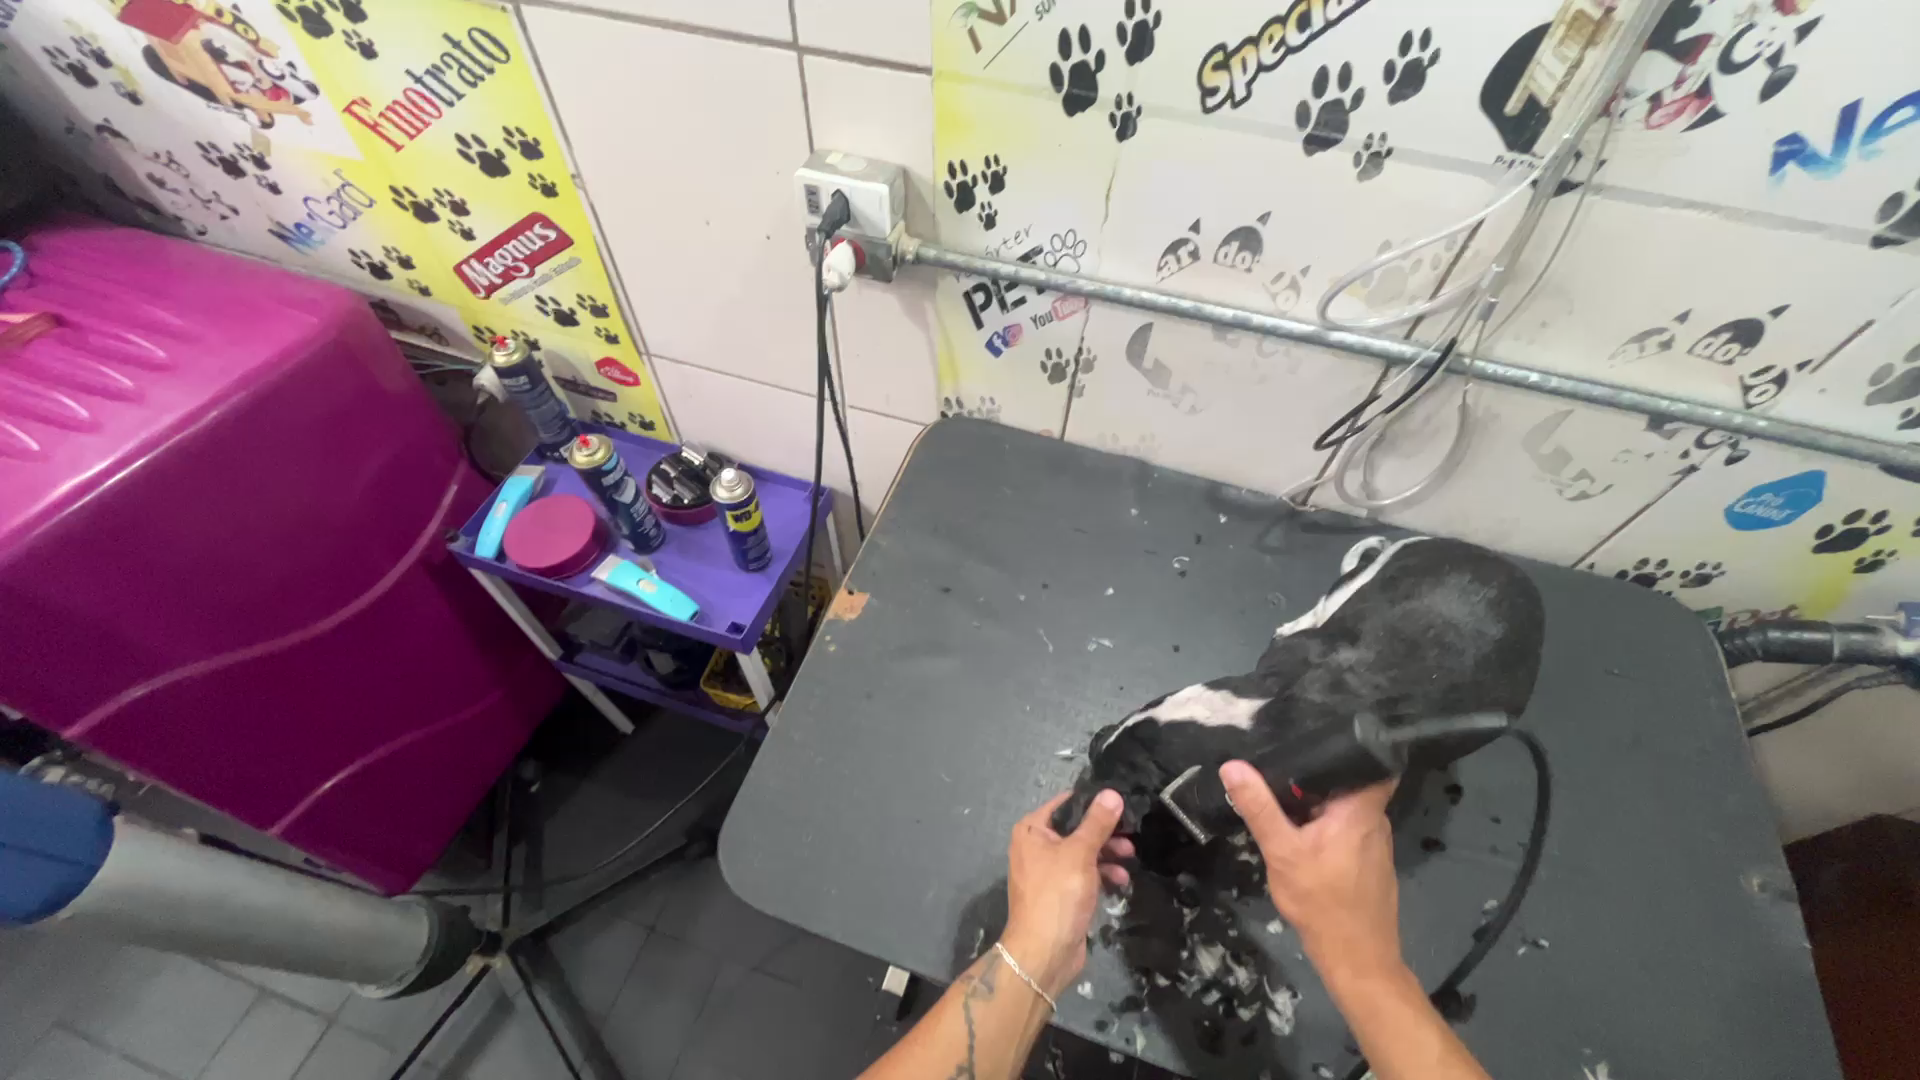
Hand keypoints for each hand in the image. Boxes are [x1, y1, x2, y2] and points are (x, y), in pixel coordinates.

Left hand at [1002, 790, 1133, 997]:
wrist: (1044, 953)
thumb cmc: (1057, 894)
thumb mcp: (1079, 853)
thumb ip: (1097, 823)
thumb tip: (1112, 793)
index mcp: (1032, 829)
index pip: (1066, 804)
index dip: (1092, 802)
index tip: (1121, 802)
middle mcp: (1036, 845)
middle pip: (1076, 828)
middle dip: (1104, 832)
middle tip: (1131, 835)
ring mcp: (1048, 870)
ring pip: (1082, 852)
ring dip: (1106, 853)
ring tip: (1130, 856)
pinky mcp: (1061, 892)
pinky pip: (1083, 873)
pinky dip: (1101, 873)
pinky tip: (1120, 880)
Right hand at [1219, 762, 1403, 986]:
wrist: (1357, 961)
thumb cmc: (1323, 902)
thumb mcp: (1281, 851)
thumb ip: (1258, 807)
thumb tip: (1232, 765)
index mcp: (1361, 810)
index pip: (1374, 761)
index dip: (1353, 744)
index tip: (1320, 731)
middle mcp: (1375, 821)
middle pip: (1350, 782)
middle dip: (1317, 774)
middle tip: (1280, 762)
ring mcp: (1374, 844)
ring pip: (1344, 807)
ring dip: (1317, 800)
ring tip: (1282, 792)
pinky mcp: (1368, 863)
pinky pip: (1345, 828)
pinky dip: (1323, 822)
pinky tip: (1298, 830)